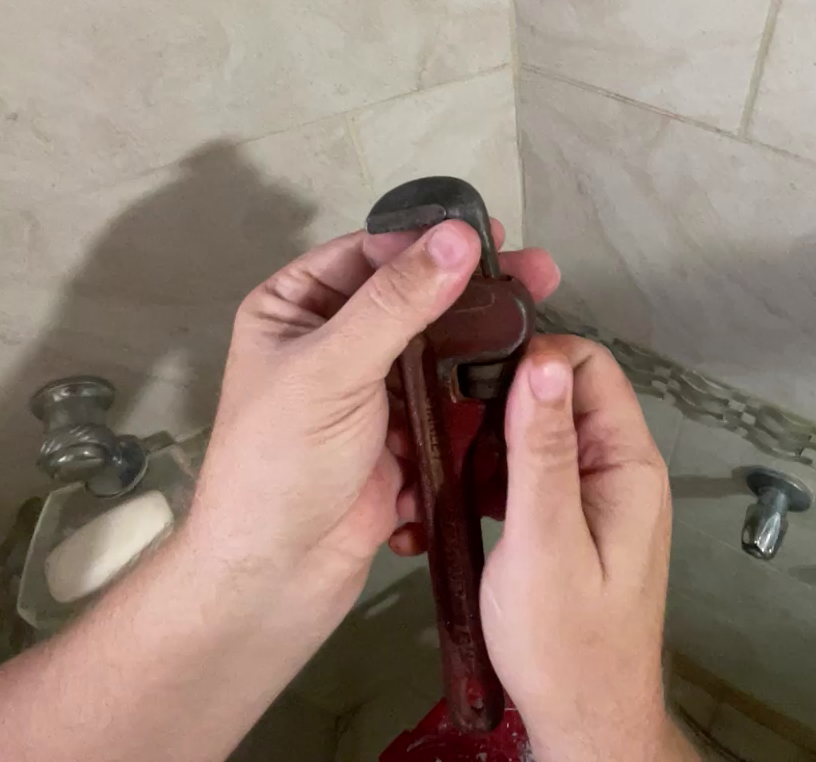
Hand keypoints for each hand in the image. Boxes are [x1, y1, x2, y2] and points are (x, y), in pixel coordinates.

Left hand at [182, 219, 559, 616]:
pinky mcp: (403, 427)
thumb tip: (459, 236)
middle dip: (471, 287)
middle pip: (413, 295)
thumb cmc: (283, 462)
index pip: (372, 254)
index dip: (430, 240)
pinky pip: (448, 390)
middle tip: (537, 272)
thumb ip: (398, 302)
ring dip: (483, 333)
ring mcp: (372, 385)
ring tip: (538, 318)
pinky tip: (520, 369)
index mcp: (298, 306)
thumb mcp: (333, 369)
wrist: (276, 580)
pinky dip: (479, 381)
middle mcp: (334, 337)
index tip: (493, 235)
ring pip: (438, 343)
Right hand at [478, 335, 689, 759]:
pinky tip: (464, 487)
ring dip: (496, 434)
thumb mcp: (545, 540)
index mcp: (627, 461)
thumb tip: (543, 362)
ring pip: (542, 426)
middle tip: (452, 418)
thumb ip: (542, 449)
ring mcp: (595, 488)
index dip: (537, 359)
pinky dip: (498, 467)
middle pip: (564, 392)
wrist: (582, 719)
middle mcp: (618, 464)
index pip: (591, 366)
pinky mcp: (571, 510)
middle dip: (507, 396)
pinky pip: (534, 464)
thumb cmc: (567, 643)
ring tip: (450, 454)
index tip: (479, 379)